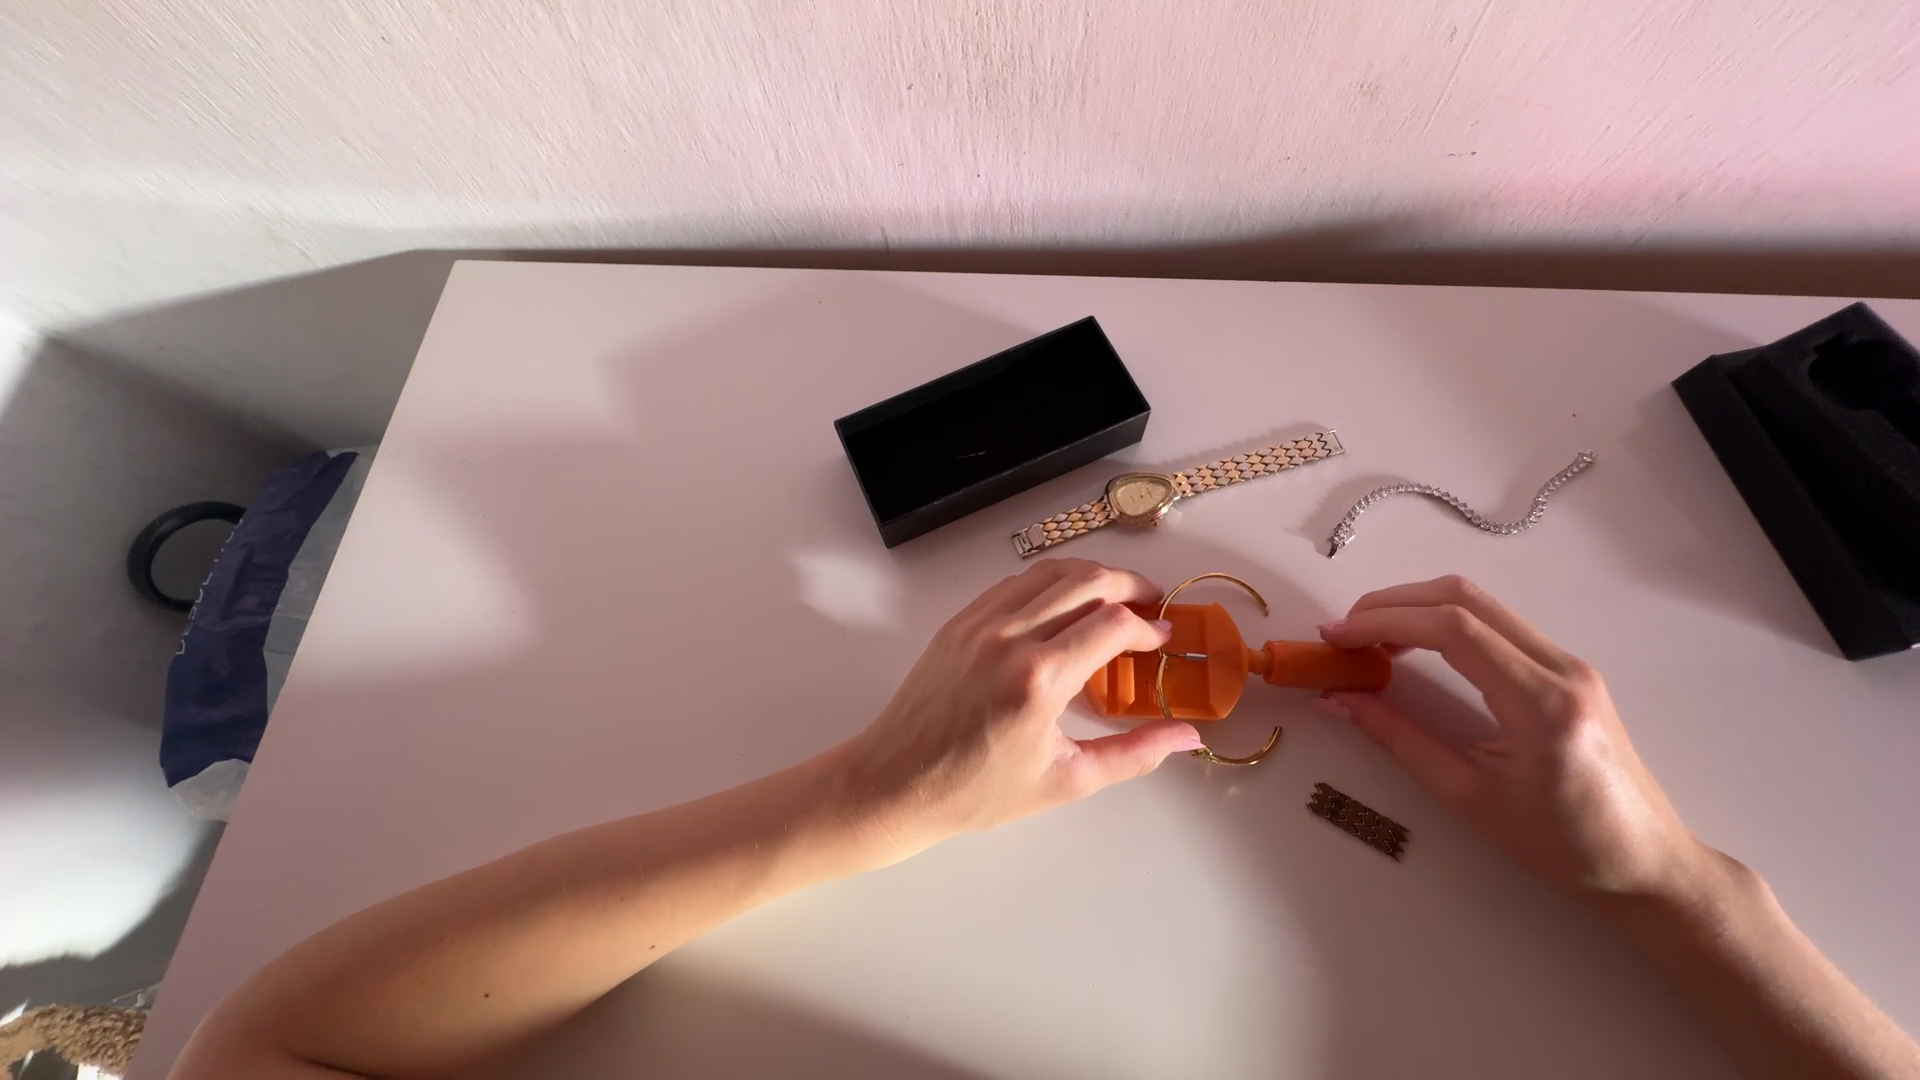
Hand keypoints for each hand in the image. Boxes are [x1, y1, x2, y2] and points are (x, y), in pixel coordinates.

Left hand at [841, 559, 1204, 863]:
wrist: (896, 780)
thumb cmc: (979, 791)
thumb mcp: (1066, 782)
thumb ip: (1134, 754)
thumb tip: (1188, 736)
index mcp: (1040, 679)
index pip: (1112, 624)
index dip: (1148, 627)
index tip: (1163, 640)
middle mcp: (1009, 637)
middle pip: (1086, 581)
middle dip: (1130, 585)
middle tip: (1153, 604)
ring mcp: (979, 623)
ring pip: (1049, 572)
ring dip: (1091, 575)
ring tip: (1116, 595)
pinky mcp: (959, 621)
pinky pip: (1014, 583)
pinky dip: (1049, 581)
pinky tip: (1064, 601)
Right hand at [1316, 575, 1709, 899]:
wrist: (1650, 865)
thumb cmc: (1559, 843)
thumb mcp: (1465, 795)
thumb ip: (1395, 738)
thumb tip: (1335, 701)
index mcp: (1541, 702)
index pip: (1452, 628)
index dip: (1383, 622)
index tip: (1335, 637)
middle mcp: (1561, 667)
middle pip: (1462, 597)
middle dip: (1390, 604)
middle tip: (1344, 632)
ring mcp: (1568, 662)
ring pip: (1478, 601)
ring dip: (1413, 607)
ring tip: (1369, 638)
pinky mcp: (1565, 667)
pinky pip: (1493, 620)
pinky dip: (1440, 619)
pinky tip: (1412, 645)